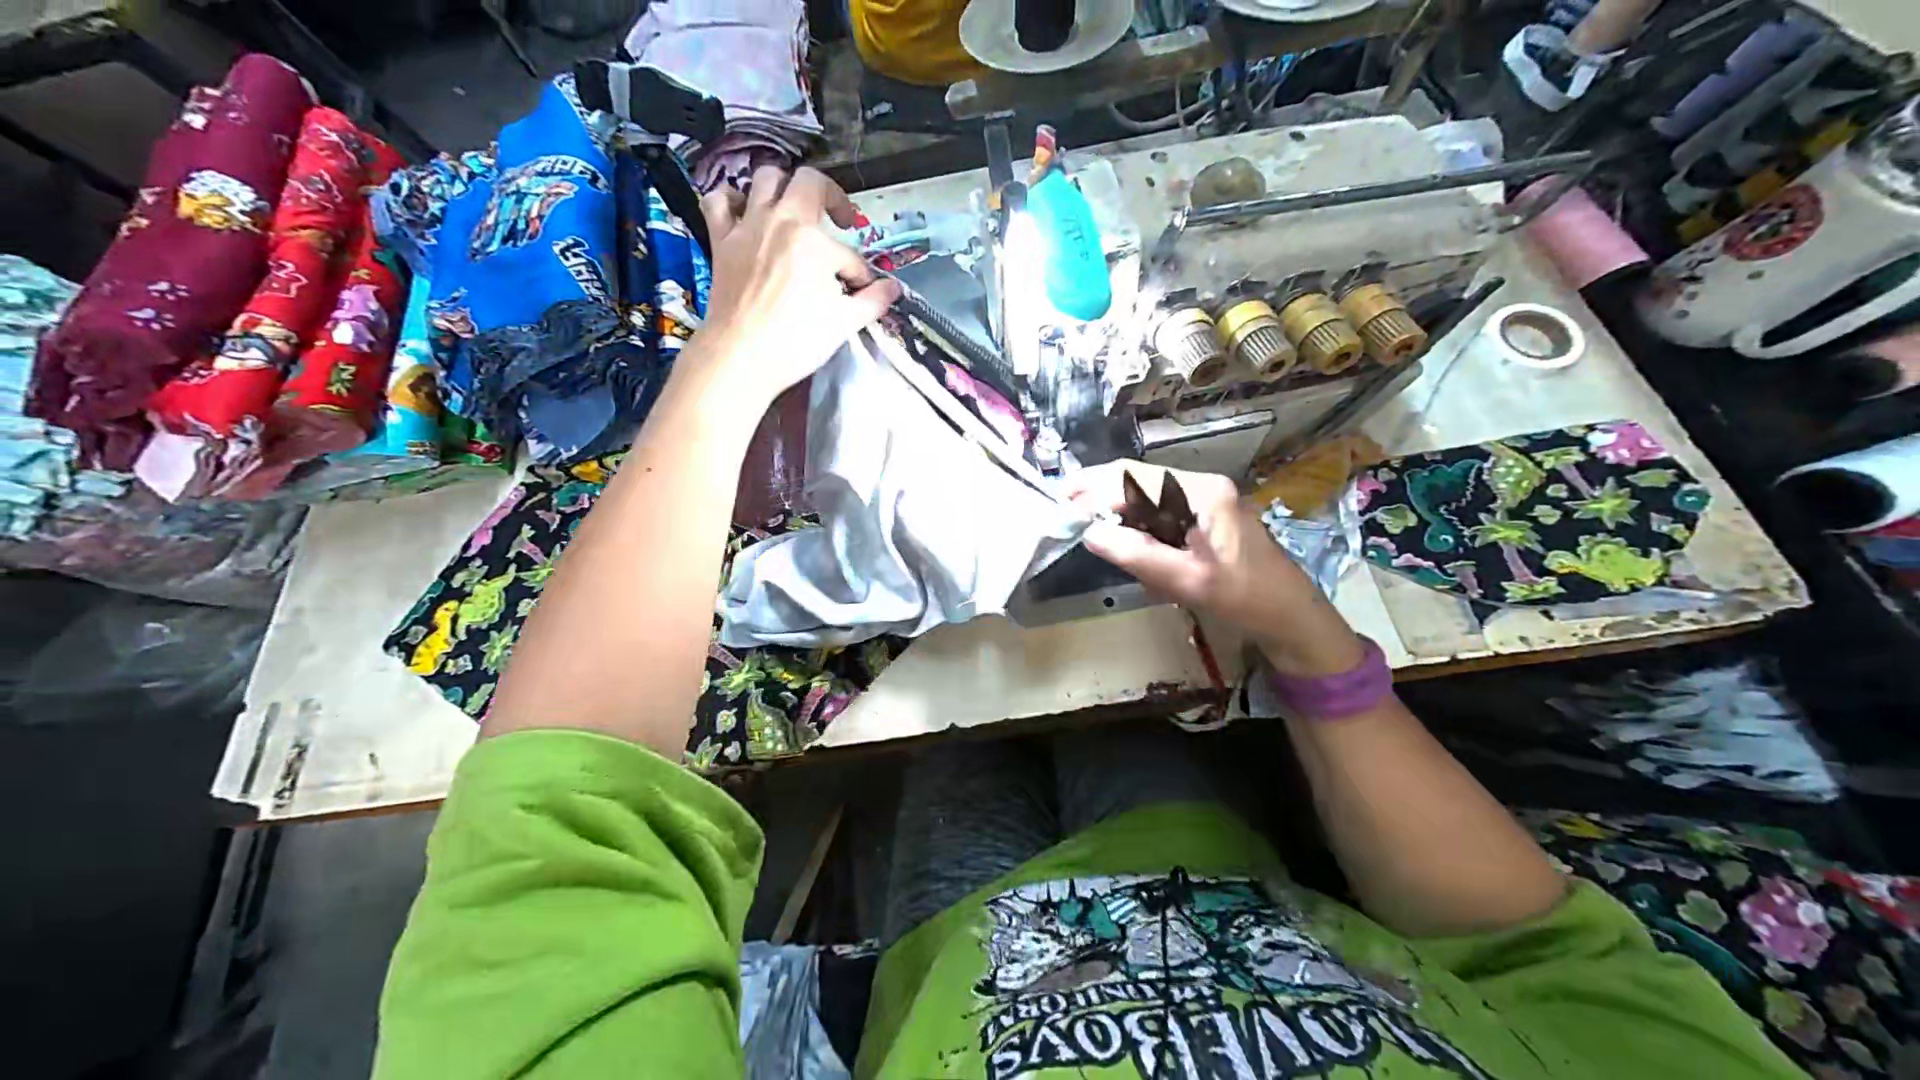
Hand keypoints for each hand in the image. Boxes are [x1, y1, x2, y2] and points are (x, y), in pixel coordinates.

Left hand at [688, 167, 900, 403]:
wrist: (741, 357)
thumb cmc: (796, 341)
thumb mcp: (845, 323)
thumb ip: (873, 300)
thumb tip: (892, 288)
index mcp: (813, 240)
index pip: (847, 253)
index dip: (858, 274)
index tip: (859, 292)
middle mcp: (780, 220)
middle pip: (810, 183)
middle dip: (830, 198)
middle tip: (837, 222)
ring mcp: (747, 227)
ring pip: (766, 178)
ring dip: (785, 188)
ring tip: (793, 211)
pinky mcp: (721, 240)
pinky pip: (718, 201)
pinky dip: (731, 199)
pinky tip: (743, 211)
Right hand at [1065, 460, 1365, 676]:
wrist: (1292, 616)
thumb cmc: (1244, 597)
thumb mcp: (1186, 580)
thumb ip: (1136, 554)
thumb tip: (1090, 534)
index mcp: (1200, 492)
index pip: (1133, 476)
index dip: (1092, 487)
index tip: (1061, 504)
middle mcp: (1201, 485)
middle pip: (1137, 482)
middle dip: (1102, 500)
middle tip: (1070, 519)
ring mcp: (1205, 500)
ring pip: (1145, 499)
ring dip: (1122, 518)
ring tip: (1101, 539)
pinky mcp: (1205, 517)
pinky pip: (1160, 514)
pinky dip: (1141, 531)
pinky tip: (1137, 555)